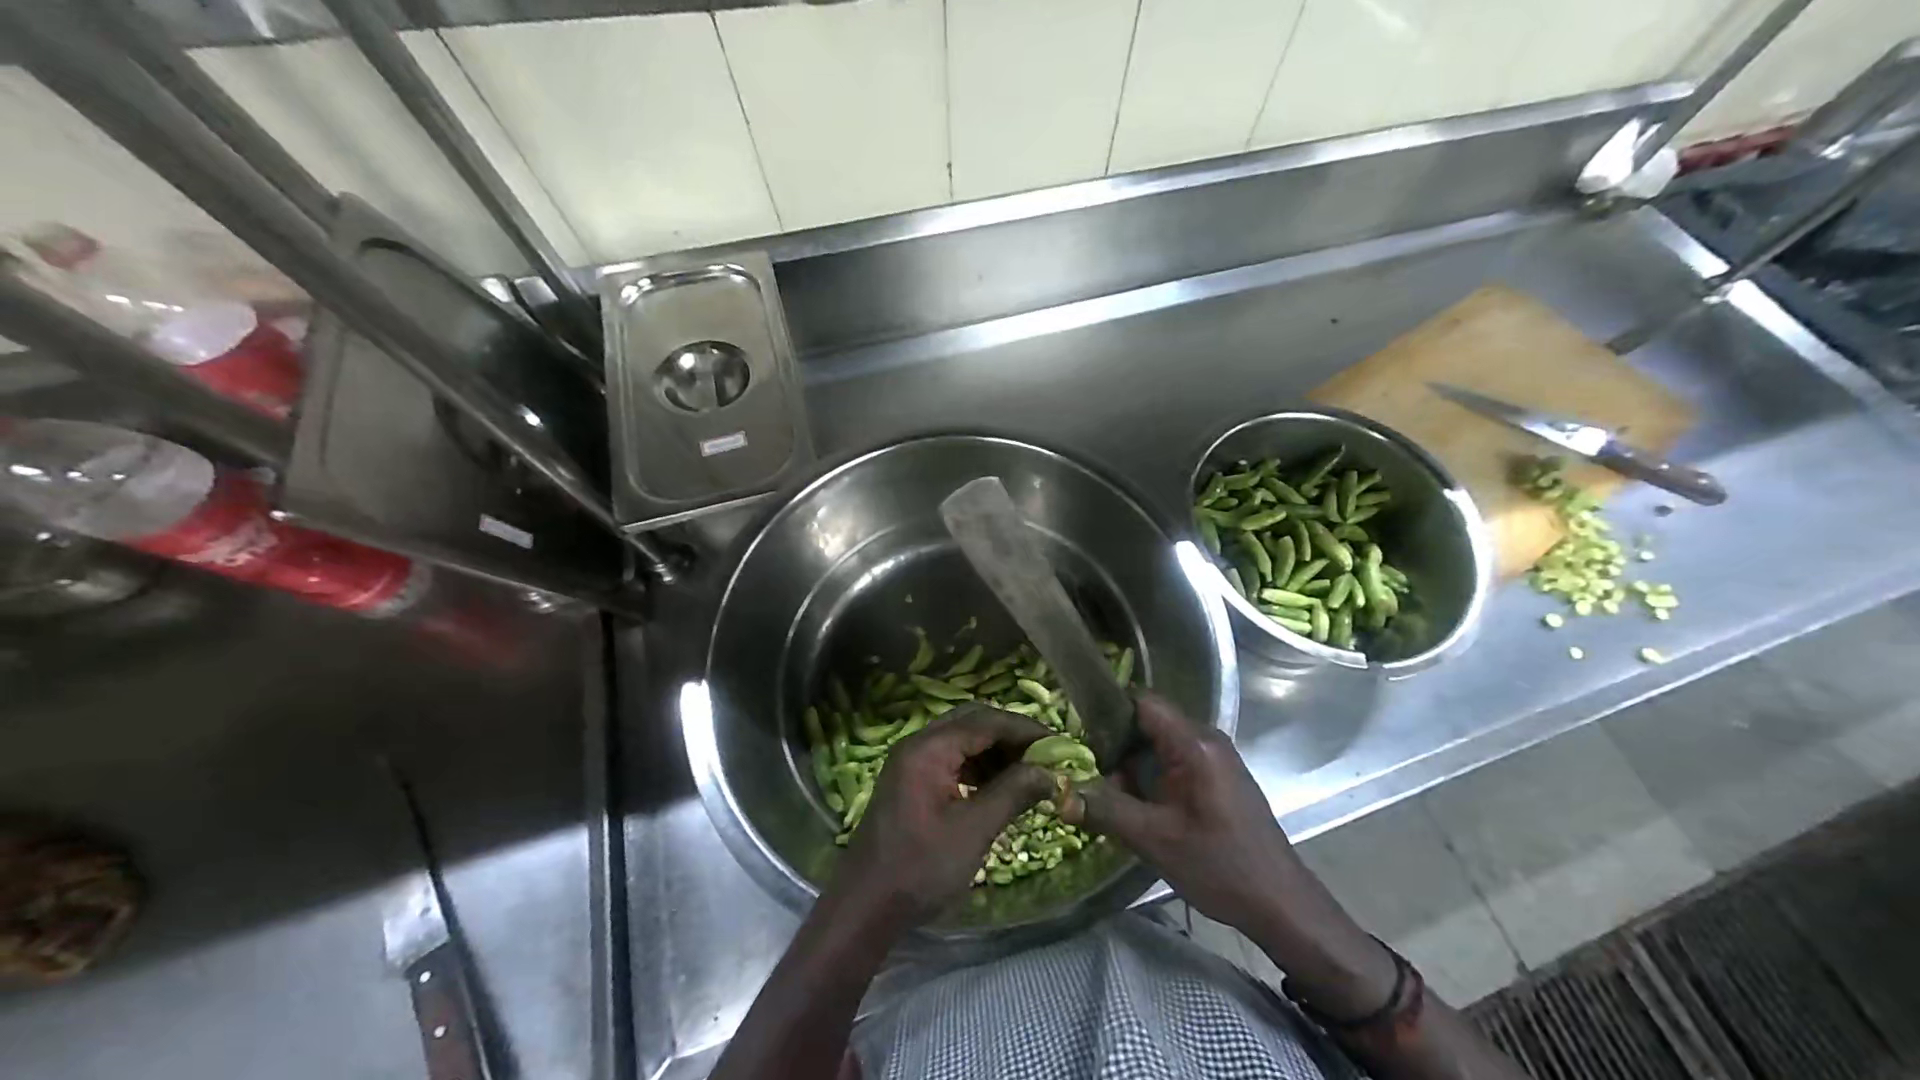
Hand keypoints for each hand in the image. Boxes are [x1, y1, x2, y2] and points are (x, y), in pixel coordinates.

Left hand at [827, 704, 1055, 929]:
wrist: (865, 906)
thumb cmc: (920, 867)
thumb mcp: (973, 830)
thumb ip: (1012, 793)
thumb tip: (1050, 772)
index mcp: (928, 748)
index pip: (985, 722)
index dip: (1025, 730)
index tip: (1059, 745)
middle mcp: (917, 745)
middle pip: (972, 723)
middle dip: (1010, 737)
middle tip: (1045, 757)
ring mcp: (911, 763)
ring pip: (961, 741)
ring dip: (995, 752)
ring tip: (1028, 775)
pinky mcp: (910, 783)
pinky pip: (950, 761)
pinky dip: (977, 768)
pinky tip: (998, 788)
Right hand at [1063, 692, 1396, 1015]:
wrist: (1282, 906)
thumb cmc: (1220, 867)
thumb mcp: (1154, 839)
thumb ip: (1104, 809)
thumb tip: (1059, 792)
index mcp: (1195, 744)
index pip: (1143, 702)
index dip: (1107, 710)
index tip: (1075, 731)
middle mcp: (1207, 741)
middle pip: (1148, 723)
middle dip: (1113, 744)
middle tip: (1081, 768)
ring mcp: (1215, 760)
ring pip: (1158, 745)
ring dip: (1130, 765)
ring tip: (1102, 790)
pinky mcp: (1217, 779)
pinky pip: (1173, 763)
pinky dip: (1149, 777)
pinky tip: (1132, 805)